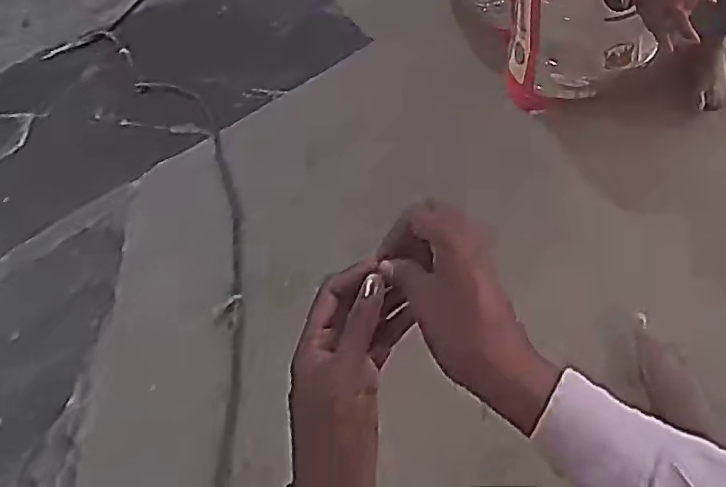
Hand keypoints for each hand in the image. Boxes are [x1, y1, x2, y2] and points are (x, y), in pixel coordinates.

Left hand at [289, 260, 416, 486]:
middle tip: (402, 269)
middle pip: (350, 304)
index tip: (383, 261)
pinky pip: (378, 341)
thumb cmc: (333, 435)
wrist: (338, 484)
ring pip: (367, 321)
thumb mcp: (347, 371)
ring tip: (412, 284)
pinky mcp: (362, 377)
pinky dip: (393, 325)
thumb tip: (372, 281)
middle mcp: (327, 349)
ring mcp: (345, 363)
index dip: (356, 274)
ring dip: (387, 302)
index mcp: (312, 345)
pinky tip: (411, 314)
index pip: (331, 294)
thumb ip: (359, 324)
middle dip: (374, 284)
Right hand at [377, 202, 561, 434]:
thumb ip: (403, 273)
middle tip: (393, 264)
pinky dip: (437, 258)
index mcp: (452, 235)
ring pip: (444, 233)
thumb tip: (391, 264)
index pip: (415, 215)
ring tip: (404, 278)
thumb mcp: (421, 300)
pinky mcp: (483, 269)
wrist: (501, 363)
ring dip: (423, 248)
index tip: (382, 262)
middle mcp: (469, 234)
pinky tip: (423, 287)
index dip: (393, 236)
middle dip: (409, 236)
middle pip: (432, 217)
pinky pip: (455, 249)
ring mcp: (479, 251)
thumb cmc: (460, 330)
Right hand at [635, 0, 715, 45]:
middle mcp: (660, 7)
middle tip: (672, 50)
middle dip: (668, 40)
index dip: (688, 32)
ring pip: (652, 24)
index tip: (694, 40)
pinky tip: (648, 25)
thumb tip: (712, 1)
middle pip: (664, 28)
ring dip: (656, 35)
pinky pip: (643, 15)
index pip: (682, 23)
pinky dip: (646, 23)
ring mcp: (647, 3)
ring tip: (660, 44)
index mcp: (674, 3)